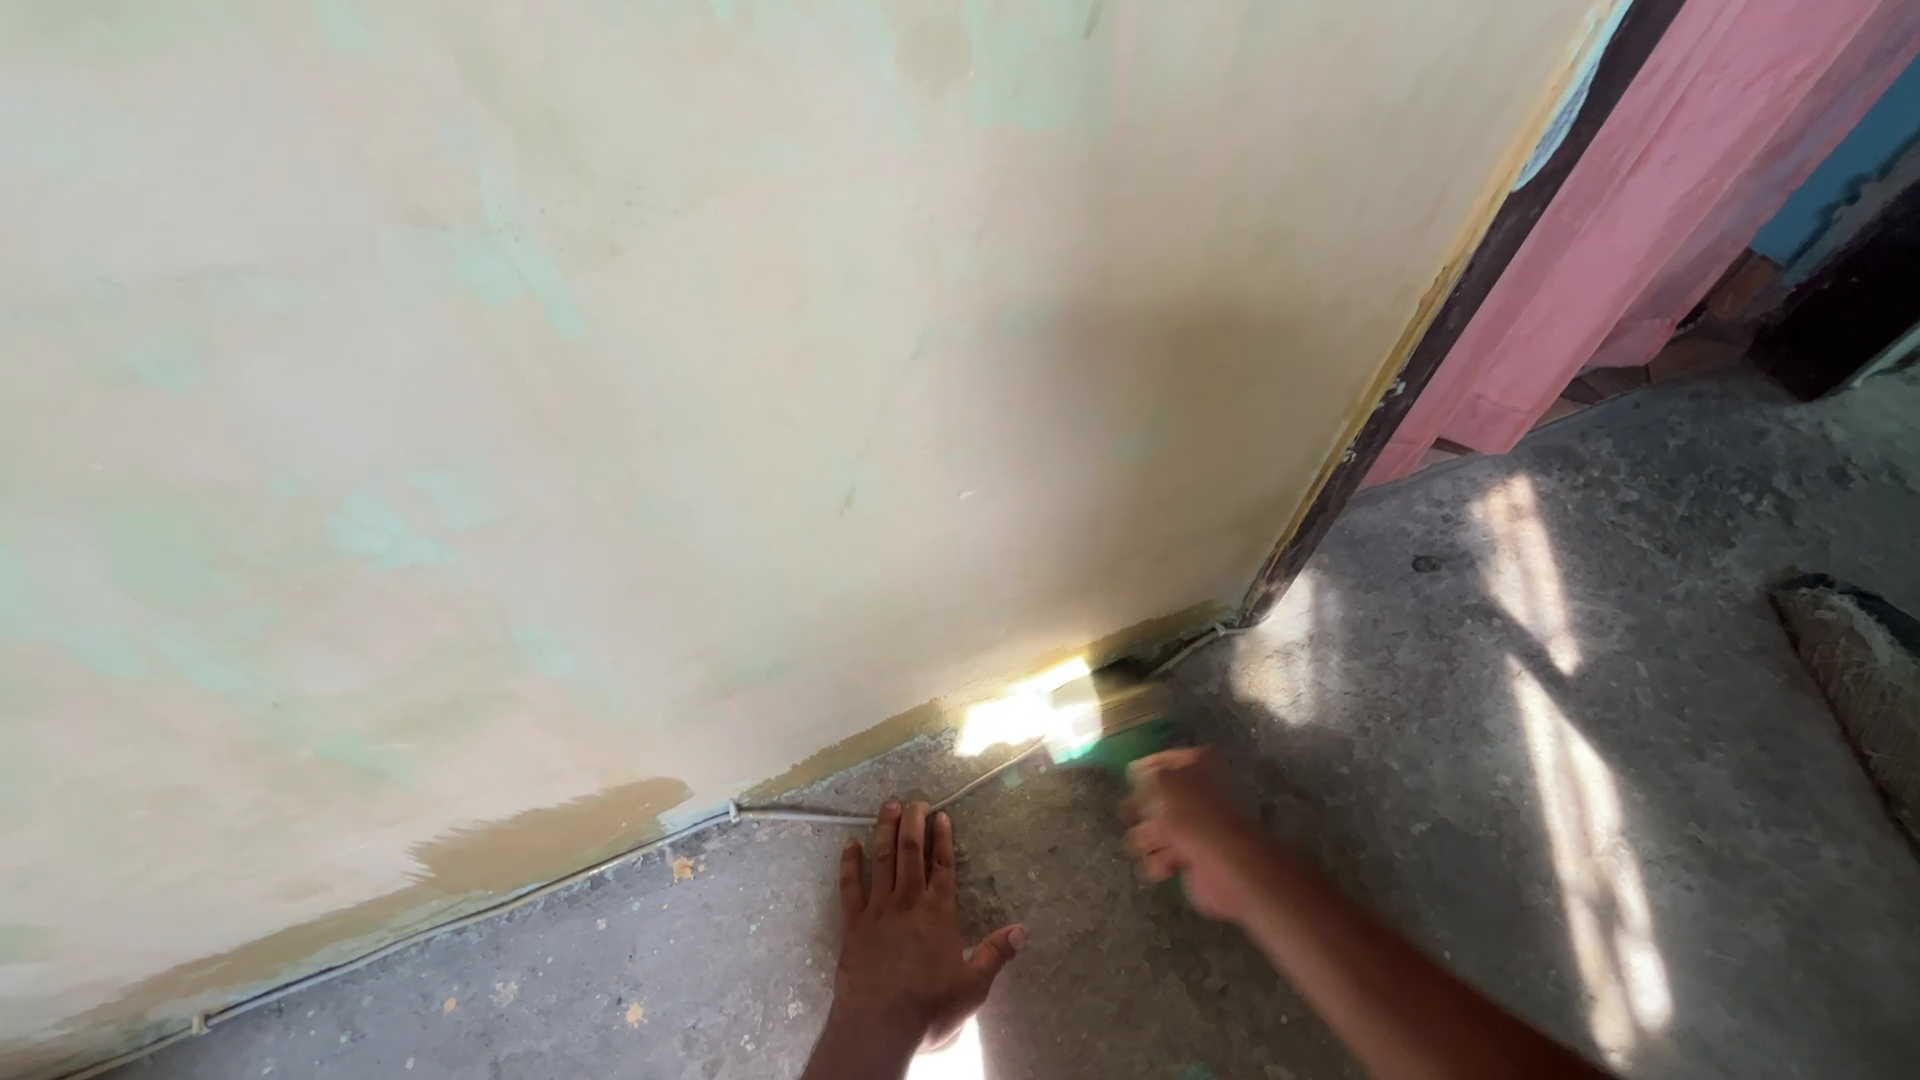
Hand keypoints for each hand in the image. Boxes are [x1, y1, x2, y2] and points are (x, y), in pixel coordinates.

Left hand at [831, 801, 1025, 1050]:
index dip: (942, 837)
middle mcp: (909, 901)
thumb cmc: (929, 1007)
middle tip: (915, 800)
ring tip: (888, 806)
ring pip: (882, 859)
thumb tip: (1023, 932)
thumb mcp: (973, 987)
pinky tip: (850, 843)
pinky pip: (850, 886)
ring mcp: (879, 909)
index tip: (941, 814)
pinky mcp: (854, 923)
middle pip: (911, 851)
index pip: (942, 864)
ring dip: (885, 829)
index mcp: (938, 912)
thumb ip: (996, 954)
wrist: (879, 1025)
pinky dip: (850, 863)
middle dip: (913, 821)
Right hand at [1123, 747, 1263, 922]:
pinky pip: (1160, 855)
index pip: (1161, 760)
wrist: (1226, 866)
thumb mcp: (1162, 781)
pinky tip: (1162, 866)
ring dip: (1146, 839)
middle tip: (1132, 816)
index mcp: (1197, 765)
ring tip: (1154, 845)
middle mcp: (1198, 793)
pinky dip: (1157, 862)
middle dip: (1141, 810)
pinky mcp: (1191, 856)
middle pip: (1155, 797)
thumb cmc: (1194, 816)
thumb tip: (1135, 770)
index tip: (1131, 783)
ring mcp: (1195, 826)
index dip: (1142, 771)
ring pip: (1153, 828)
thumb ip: (1145, 771)